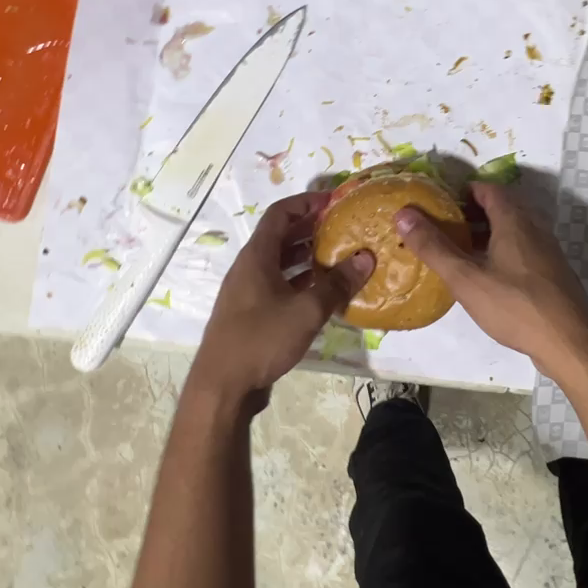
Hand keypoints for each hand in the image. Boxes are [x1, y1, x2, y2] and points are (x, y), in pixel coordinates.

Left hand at [193, 192, 373, 412]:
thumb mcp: (306, 311)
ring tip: (339, 256)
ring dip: (307, 256)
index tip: (333, 201)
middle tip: (343, 227)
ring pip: (280, 262)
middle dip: (311, 228)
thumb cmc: (261, 339)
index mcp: (257, 256)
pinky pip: (278, 284)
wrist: (221, 387)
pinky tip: (322, 292)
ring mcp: (247, 291)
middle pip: (280, 236)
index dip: (305, 202)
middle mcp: (249, 268)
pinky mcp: (250, 314)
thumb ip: (337, 284)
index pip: (280, 213)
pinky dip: (299, 281)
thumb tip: (366, 258)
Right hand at [395, 182, 587, 369]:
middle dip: (472, 213)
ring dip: (487, 234)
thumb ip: (434, 246)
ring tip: (459, 252)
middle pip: (501, 208)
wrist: (570, 344)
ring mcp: (548, 252)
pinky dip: (501, 252)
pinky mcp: (552, 274)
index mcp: (515, 220)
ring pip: (513, 230)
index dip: (463, 191)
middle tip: (443, 227)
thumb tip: (403, 214)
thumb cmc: (515, 306)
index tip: (438, 203)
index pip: (488, 189)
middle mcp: (535, 228)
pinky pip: (522, 250)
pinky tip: (487, 277)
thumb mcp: (466, 278)